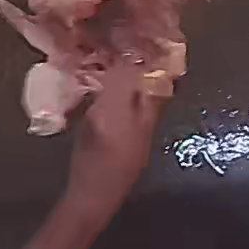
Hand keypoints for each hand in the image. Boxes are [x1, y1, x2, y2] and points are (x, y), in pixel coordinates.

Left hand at [62, 64, 163, 219]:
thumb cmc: (122, 167)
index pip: (124, 67)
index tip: (156, 53)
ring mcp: (89, 110)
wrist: (90, 194)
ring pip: (110, 85)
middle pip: (116, 74)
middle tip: (154, 67)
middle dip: (134, 67)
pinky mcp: (86, 119)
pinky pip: (104, 97)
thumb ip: (151, 103)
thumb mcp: (144, 134)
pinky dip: (117, 94)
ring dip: (126, 80)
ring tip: (145, 83)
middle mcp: (97, 100)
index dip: (140, 57)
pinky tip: (129, 101)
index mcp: (112, 102)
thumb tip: (163, 78)